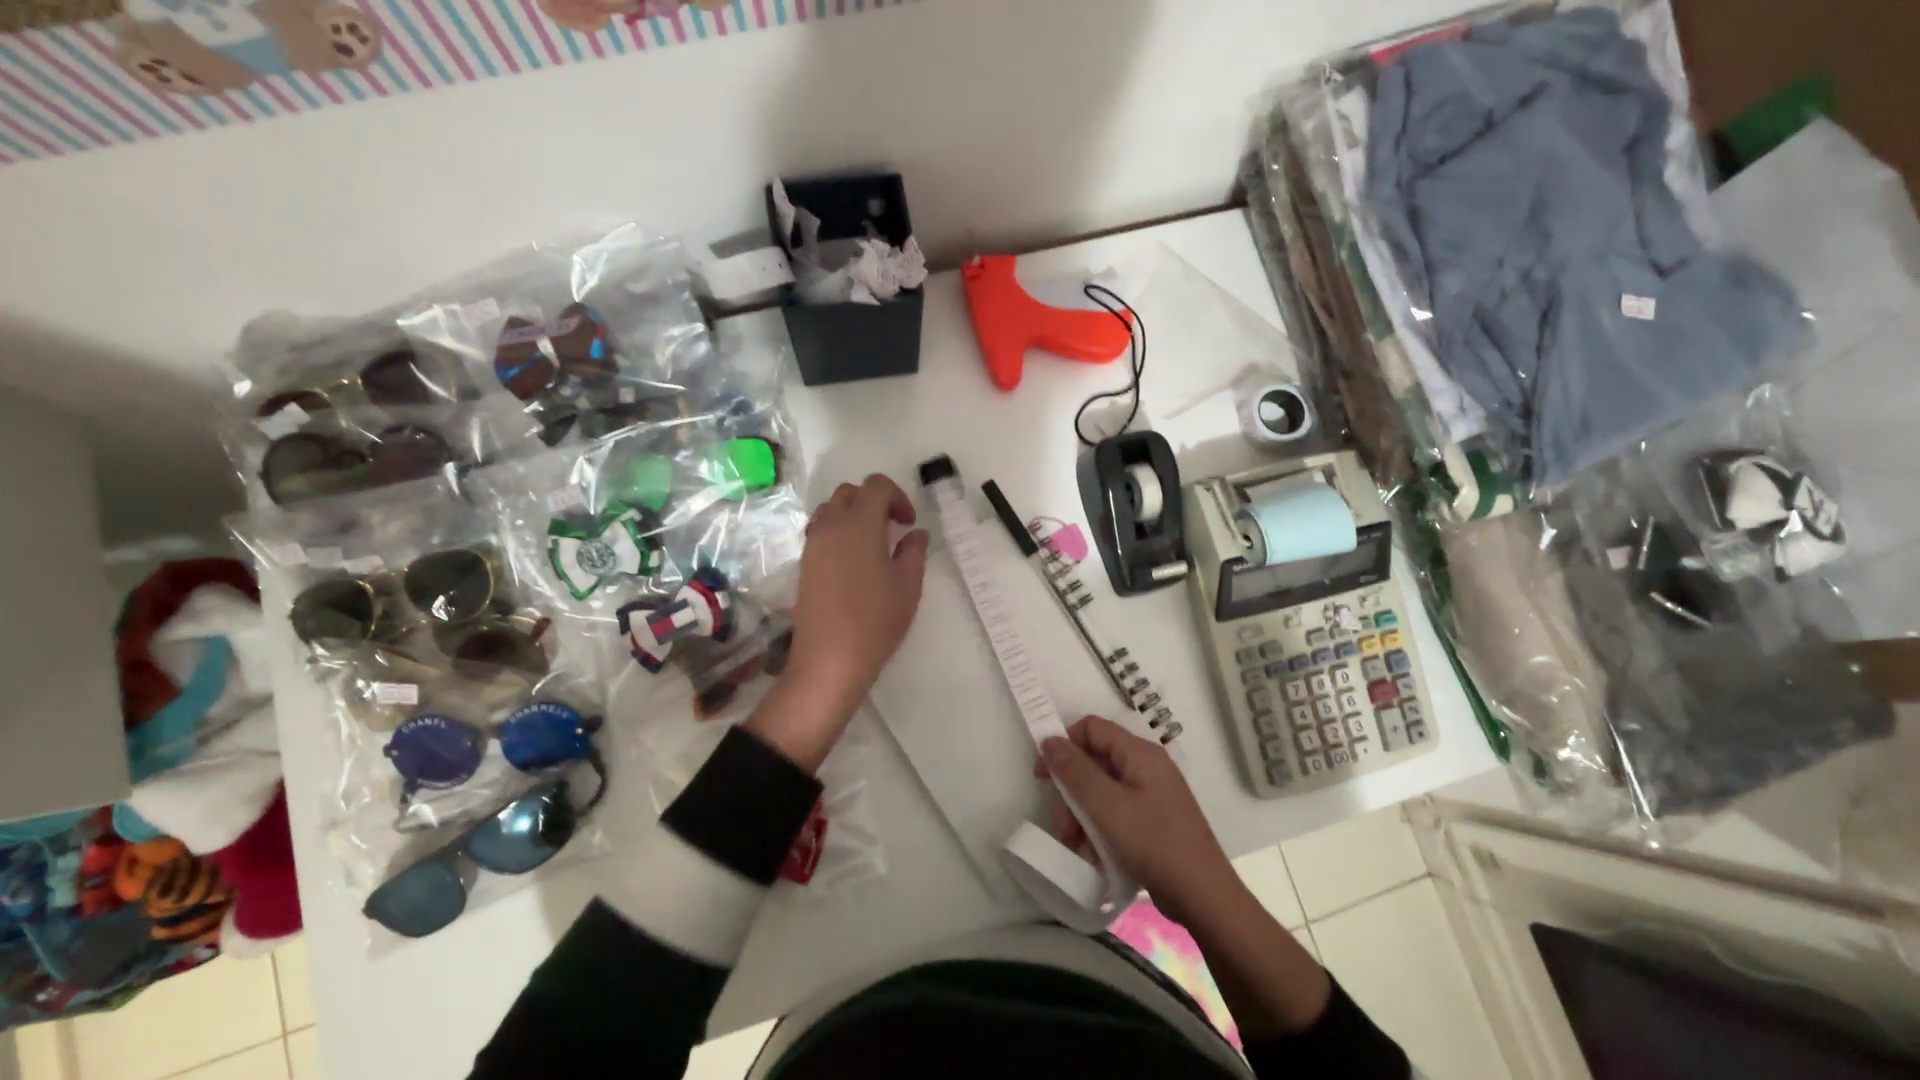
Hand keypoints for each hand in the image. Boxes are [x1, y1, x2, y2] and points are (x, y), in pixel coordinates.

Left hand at [748, 474, 929, 769]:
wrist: (829, 660)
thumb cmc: (875, 622)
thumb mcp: (908, 587)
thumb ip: (913, 552)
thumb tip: (915, 534)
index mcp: (859, 524)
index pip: (876, 486)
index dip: (897, 496)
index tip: (908, 523)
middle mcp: (831, 526)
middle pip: (849, 492)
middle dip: (873, 501)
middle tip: (892, 528)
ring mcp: (812, 545)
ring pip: (830, 509)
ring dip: (852, 515)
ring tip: (872, 545)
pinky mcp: (803, 564)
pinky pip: (820, 531)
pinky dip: (837, 532)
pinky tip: (853, 563)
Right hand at [1036, 715, 1239, 925]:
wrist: (1202, 895)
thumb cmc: (1155, 843)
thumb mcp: (1108, 806)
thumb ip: (1075, 771)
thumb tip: (1048, 739)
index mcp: (1140, 754)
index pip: (1092, 728)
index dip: (1064, 745)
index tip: (1043, 777)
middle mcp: (1146, 767)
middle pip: (1093, 763)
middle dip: (1071, 794)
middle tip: (1063, 828)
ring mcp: (1150, 795)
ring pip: (1100, 792)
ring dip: (1081, 817)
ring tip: (1077, 847)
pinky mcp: (1151, 820)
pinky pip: (1114, 813)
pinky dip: (1099, 830)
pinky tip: (1095, 855)